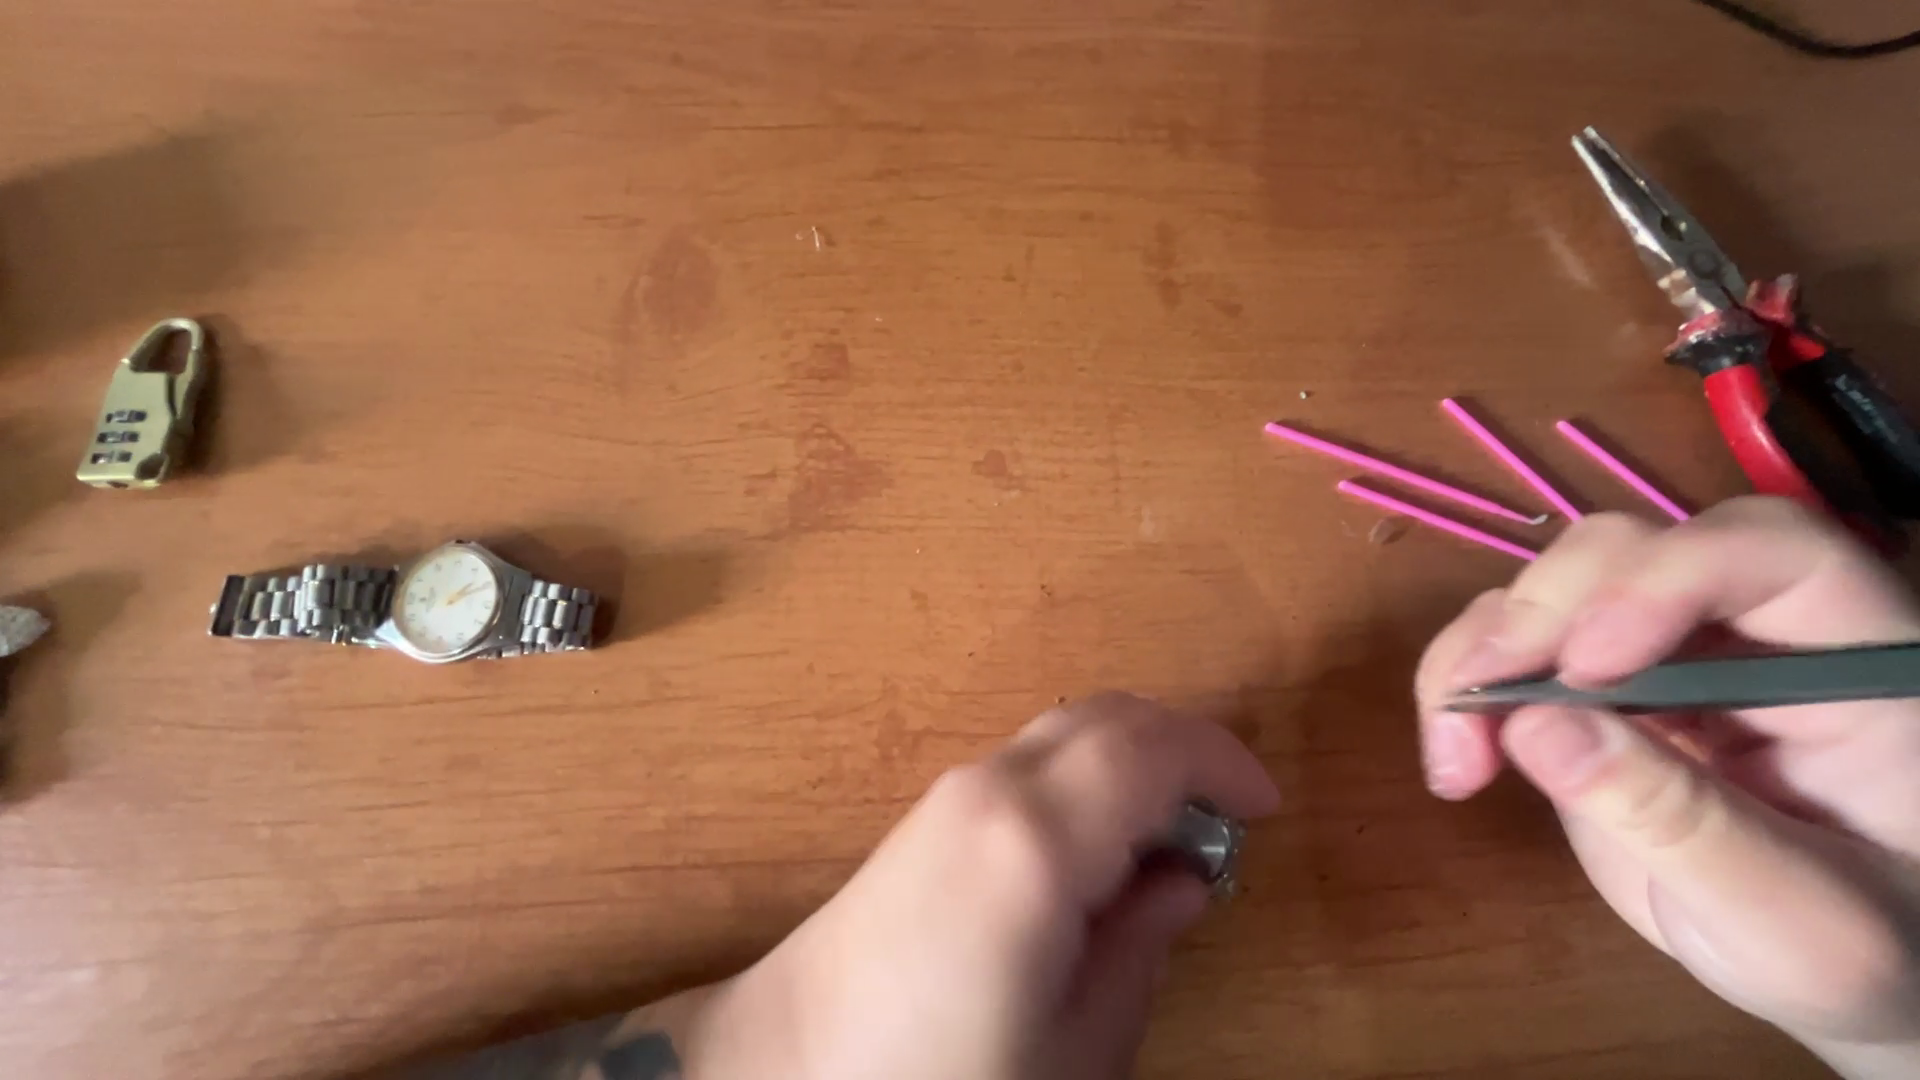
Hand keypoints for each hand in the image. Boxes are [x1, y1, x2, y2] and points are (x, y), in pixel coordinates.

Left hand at [682, 693, 1278, 1079]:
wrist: (792, 1067)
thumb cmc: (947, 1075)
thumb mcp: (1076, 1044)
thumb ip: (1140, 945)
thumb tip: (1182, 879)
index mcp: (1038, 840)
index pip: (1149, 747)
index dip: (1220, 758)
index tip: (1263, 805)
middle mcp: (993, 787)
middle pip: (1106, 717)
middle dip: (1180, 745)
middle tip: (1225, 813)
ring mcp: (953, 789)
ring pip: (1066, 730)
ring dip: (1131, 757)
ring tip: (1170, 832)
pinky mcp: (929, 808)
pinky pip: (1031, 760)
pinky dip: (1085, 773)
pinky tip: (1098, 841)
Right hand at [1416, 497, 1919, 1077]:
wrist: (1809, 969)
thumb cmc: (1856, 956)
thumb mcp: (1793, 921)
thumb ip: (1681, 823)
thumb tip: (1537, 726)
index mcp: (1849, 664)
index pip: (1764, 554)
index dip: (1663, 582)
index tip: (1584, 670)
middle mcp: (1740, 631)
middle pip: (1621, 551)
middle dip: (1537, 614)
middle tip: (1484, 694)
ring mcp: (1648, 652)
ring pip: (1536, 591)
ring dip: (1473, 658)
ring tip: (1455, 757)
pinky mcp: (1574, 682)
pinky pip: (1494, 645)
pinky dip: (1453, 689)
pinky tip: (1453, 761)